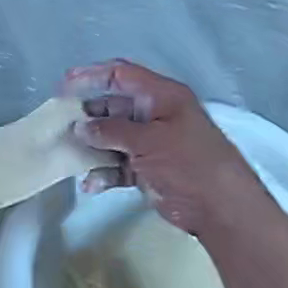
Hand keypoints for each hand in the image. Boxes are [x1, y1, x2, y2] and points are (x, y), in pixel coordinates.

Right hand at [62, 60, 272, 236]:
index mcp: (162, 97)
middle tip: (62, 124)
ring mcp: (152, 143)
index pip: (121, 75)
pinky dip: (104, 172)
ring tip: (72, 155)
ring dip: (92, 146)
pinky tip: (91, 183)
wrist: (224, 212)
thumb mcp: (148, 141)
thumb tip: (80, 127)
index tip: (64, 84)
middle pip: (112, 106)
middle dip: (87, 116)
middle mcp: (155, 115)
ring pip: (111, 137)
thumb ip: (110, 130)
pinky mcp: (148, 168)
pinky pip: (117, 164)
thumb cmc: (190, 164)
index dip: (91, 75)